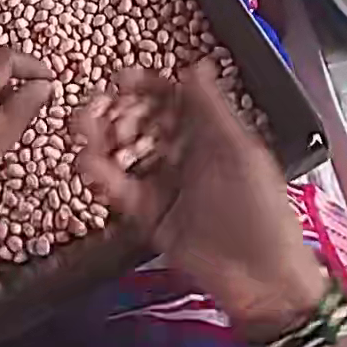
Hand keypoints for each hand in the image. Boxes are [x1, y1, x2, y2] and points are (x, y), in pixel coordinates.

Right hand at [74, 58, 325, 336]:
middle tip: (94, 102)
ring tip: (81, 124)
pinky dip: (103, 175)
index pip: (171, 101)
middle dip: (117, 110)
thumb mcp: (239, 151)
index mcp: (207, 134)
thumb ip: (212, 108)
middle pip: (143, 124)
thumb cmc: (261, 210)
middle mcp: (182, 154)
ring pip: (127, 154)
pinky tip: (87, 161)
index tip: (121, 77)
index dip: (146, 87)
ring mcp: (164, 184)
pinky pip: (122, 190)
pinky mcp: (150, 216)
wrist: (265, 283)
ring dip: (102, 138)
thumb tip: (195, 64)